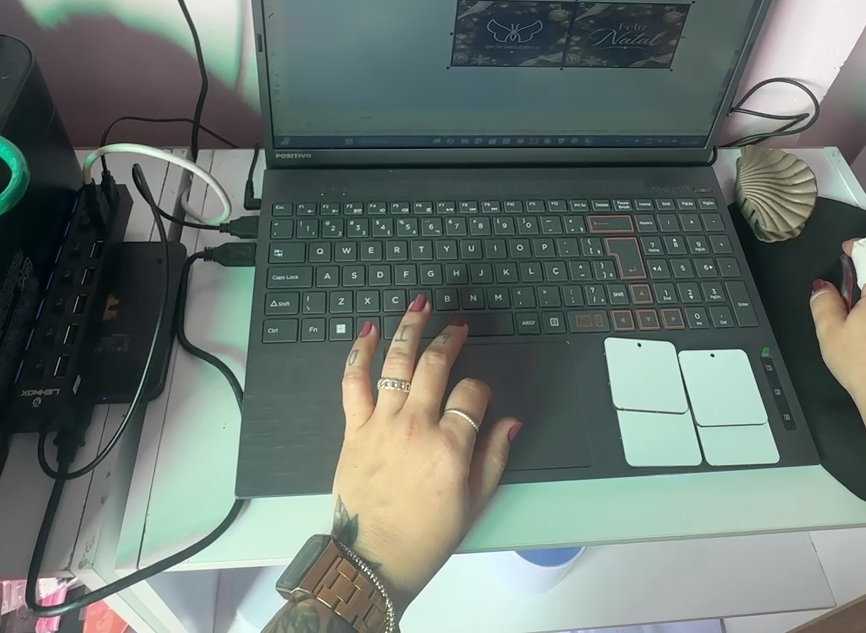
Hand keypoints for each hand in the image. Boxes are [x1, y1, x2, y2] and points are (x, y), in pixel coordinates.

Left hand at [333, 296, 520, 605]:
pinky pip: (354, 381)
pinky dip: (360, 352)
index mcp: (450, 447)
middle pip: (435, 365)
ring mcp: (382, 423)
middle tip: (457, 326)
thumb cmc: (425, 535)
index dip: (481, 388)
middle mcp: (416, 427)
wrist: (374, 559)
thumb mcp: (474, 502)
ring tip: (420, 306)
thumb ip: (495, 456)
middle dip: (449, 339)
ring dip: (410, 328)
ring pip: (397, 362)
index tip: (479, 393)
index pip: (472, 394)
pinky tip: (370, 330)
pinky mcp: (355, 427)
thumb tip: (511, 421)